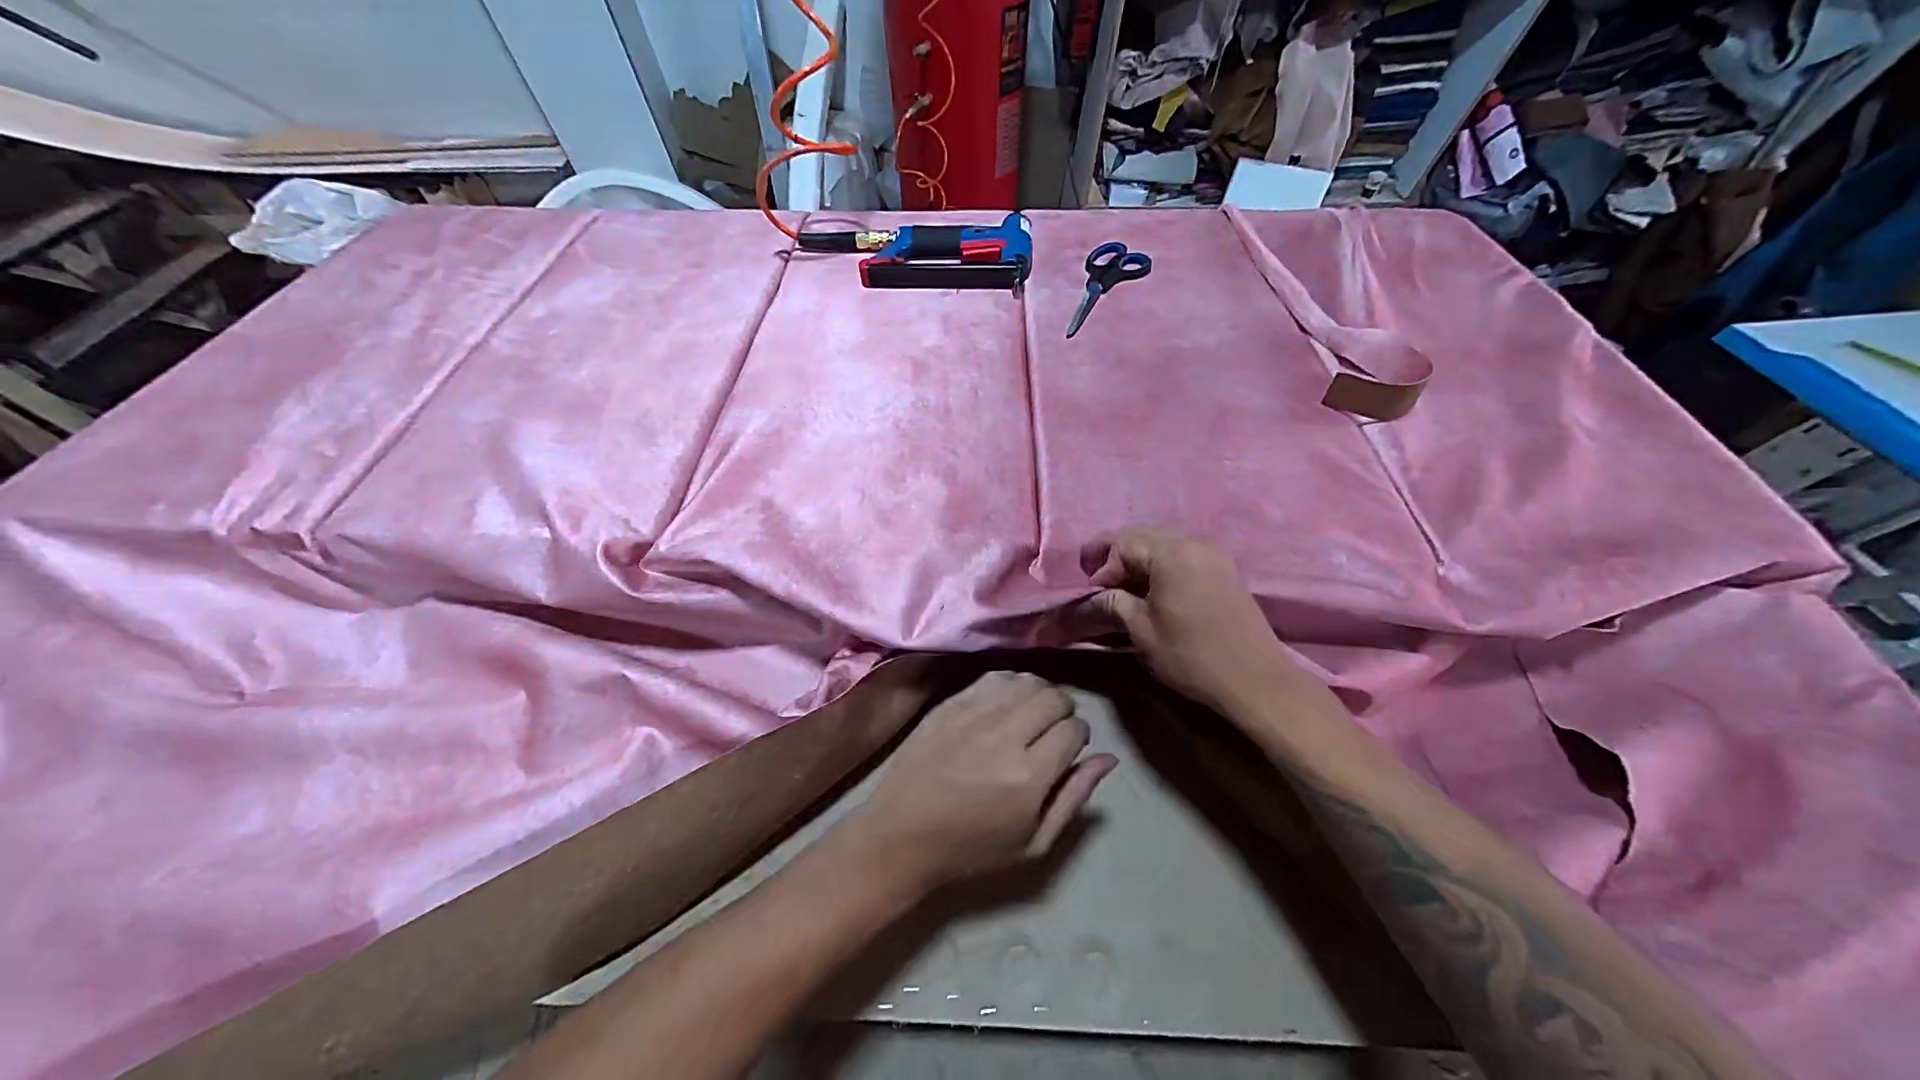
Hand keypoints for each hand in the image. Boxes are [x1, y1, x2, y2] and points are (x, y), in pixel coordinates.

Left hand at [841, 672, 1117, 892]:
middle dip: (1062, 712)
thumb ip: (1075, 797)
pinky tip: (1003, 706)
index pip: (1075, 730)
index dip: (1078, 739)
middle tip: (1049, 733)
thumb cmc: (973, 848)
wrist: (903, 834)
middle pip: (1054, 698)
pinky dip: (1008, 686)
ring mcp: (974, 715)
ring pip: (1027, 681)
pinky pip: (994, 677)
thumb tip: (1108, 758)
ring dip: (1037, 695)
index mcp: (1030, 776)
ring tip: (1027, 717)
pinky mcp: (951, 704)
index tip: (1066, 752)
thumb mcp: (1034, 842)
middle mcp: (1005, 736)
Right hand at [1083, 526, 1298, 712]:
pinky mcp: (1223, 565)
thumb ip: (1112, 603)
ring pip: (1161, 540)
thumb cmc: (1192, 656)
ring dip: (1137, 559)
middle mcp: (1193, 540)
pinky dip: (1160, 563)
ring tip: (1123, 587)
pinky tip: (1152, 588)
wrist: (1254, 679)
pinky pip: (1181, 551)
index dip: (1101, 567)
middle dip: (1115, 556)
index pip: (1121, 543)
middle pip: (1140, 534)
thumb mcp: (1142, 631)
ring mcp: (1212, 551)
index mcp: (1171, 553)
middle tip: (1099, 584)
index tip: (1092, 596)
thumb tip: (1091, 598)